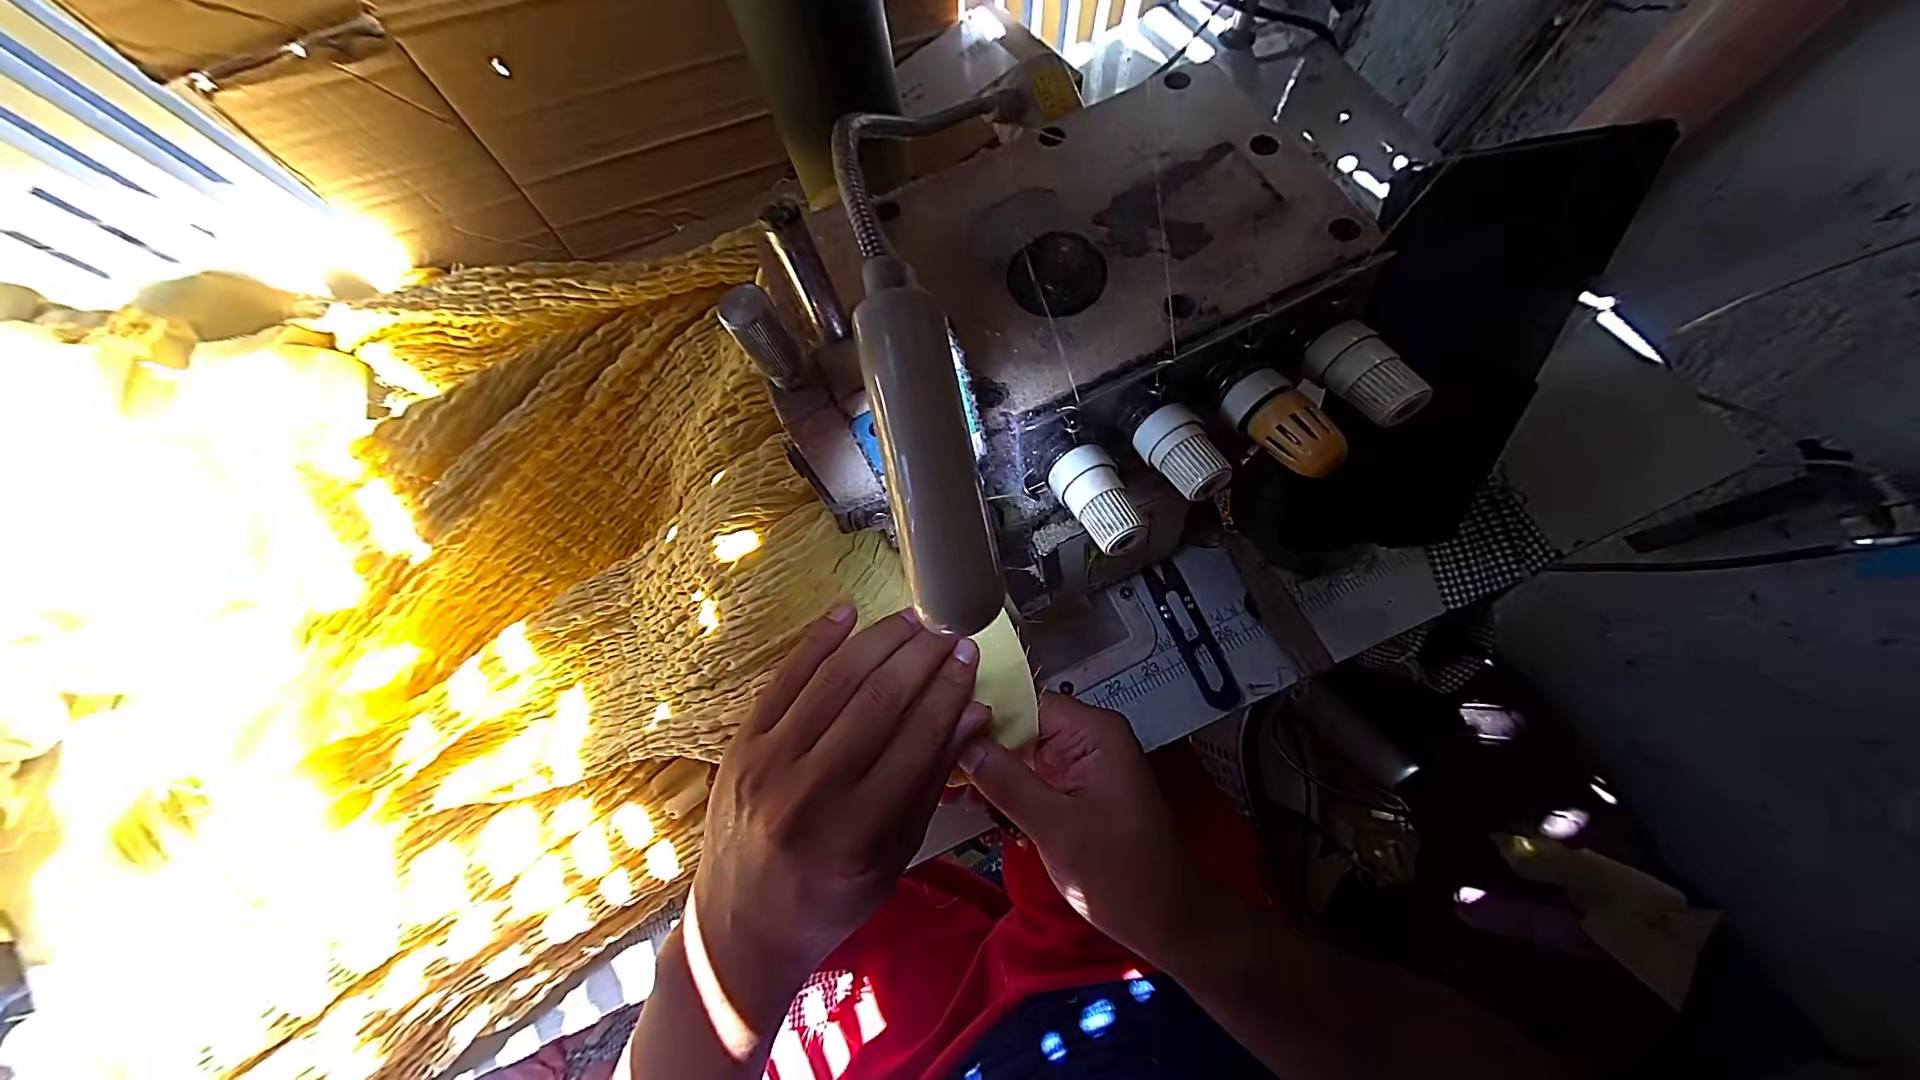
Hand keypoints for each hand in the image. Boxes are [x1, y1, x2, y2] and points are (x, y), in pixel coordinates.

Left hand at [691, 605, 991, 1025]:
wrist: (740, 924)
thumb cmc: (830, 897)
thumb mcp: (895, 854)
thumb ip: (932, 780)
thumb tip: (973, 712)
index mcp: (859, 831)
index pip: (917, 737)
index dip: (948, 688)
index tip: (968, 656)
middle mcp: (811, 791)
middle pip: (878, 699)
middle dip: (921, 655)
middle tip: (946, 630)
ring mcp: (768, 762)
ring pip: (834, 679)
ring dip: (878, 639)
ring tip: (910, 618)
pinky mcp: (742, 743)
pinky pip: (784, 677)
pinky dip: (817, 640)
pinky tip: (846, 612)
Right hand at [959, 693, 1194, 954]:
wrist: (1169, 922)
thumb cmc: (1122, 874)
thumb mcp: (1058, 828)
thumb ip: (1008, 781)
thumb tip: (961, 739)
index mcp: (1092, 730)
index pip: (1025, 702)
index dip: (983, 715)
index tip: (941, 735)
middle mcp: (1085, 736)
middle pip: (1019, 725)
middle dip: (981, 749)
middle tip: (941, 776)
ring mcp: (1078, 762)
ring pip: (1020, 752)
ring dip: (990, 773)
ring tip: (953, 794)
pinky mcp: (1072, 787)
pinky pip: (1030, 775)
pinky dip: (1007, 791)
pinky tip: (980, 809)